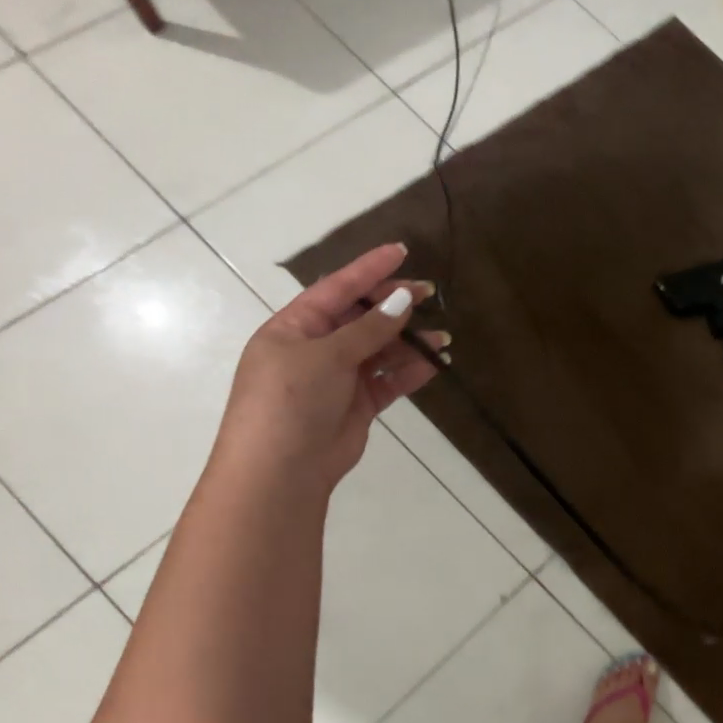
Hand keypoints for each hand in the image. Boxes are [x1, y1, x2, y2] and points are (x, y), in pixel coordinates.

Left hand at [215, 243, 448, 489]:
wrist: (280, 471)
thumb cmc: (290, 401)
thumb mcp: (326, 356)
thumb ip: (368, 329)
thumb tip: (403, 299)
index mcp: (293, 328)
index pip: (336, 288)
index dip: (369, 269)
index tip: (402, 251)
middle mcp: (315, 348)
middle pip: (361, 317)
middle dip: (395, 305)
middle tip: (430, 293)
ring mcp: (337, 378)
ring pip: (380, 349)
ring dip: (410, 341)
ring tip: (442, 336)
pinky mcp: (358, 404)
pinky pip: (389, 379)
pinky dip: (412, 370)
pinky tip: (436, 362)